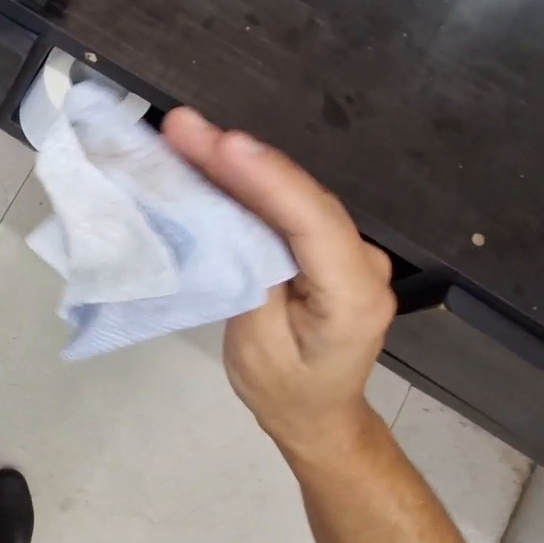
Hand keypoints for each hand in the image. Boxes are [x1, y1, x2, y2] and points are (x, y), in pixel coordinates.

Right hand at [163, 109, 397, 458]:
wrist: (317, 415)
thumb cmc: (285, 392)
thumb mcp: (258, 350)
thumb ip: (251, 284)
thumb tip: (229, 229)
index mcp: (353, 294)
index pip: (313, 223)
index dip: (268, 179)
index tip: (223, 144)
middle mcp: (359, 261)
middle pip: (300, 199)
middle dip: (241, 159)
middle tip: (184, 127)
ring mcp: (343, 250)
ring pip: (290, 198)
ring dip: (237, 165)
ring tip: (187, 137)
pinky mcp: (318, 248)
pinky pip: (283, 210)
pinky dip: (244, 186)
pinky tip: (209, 163)